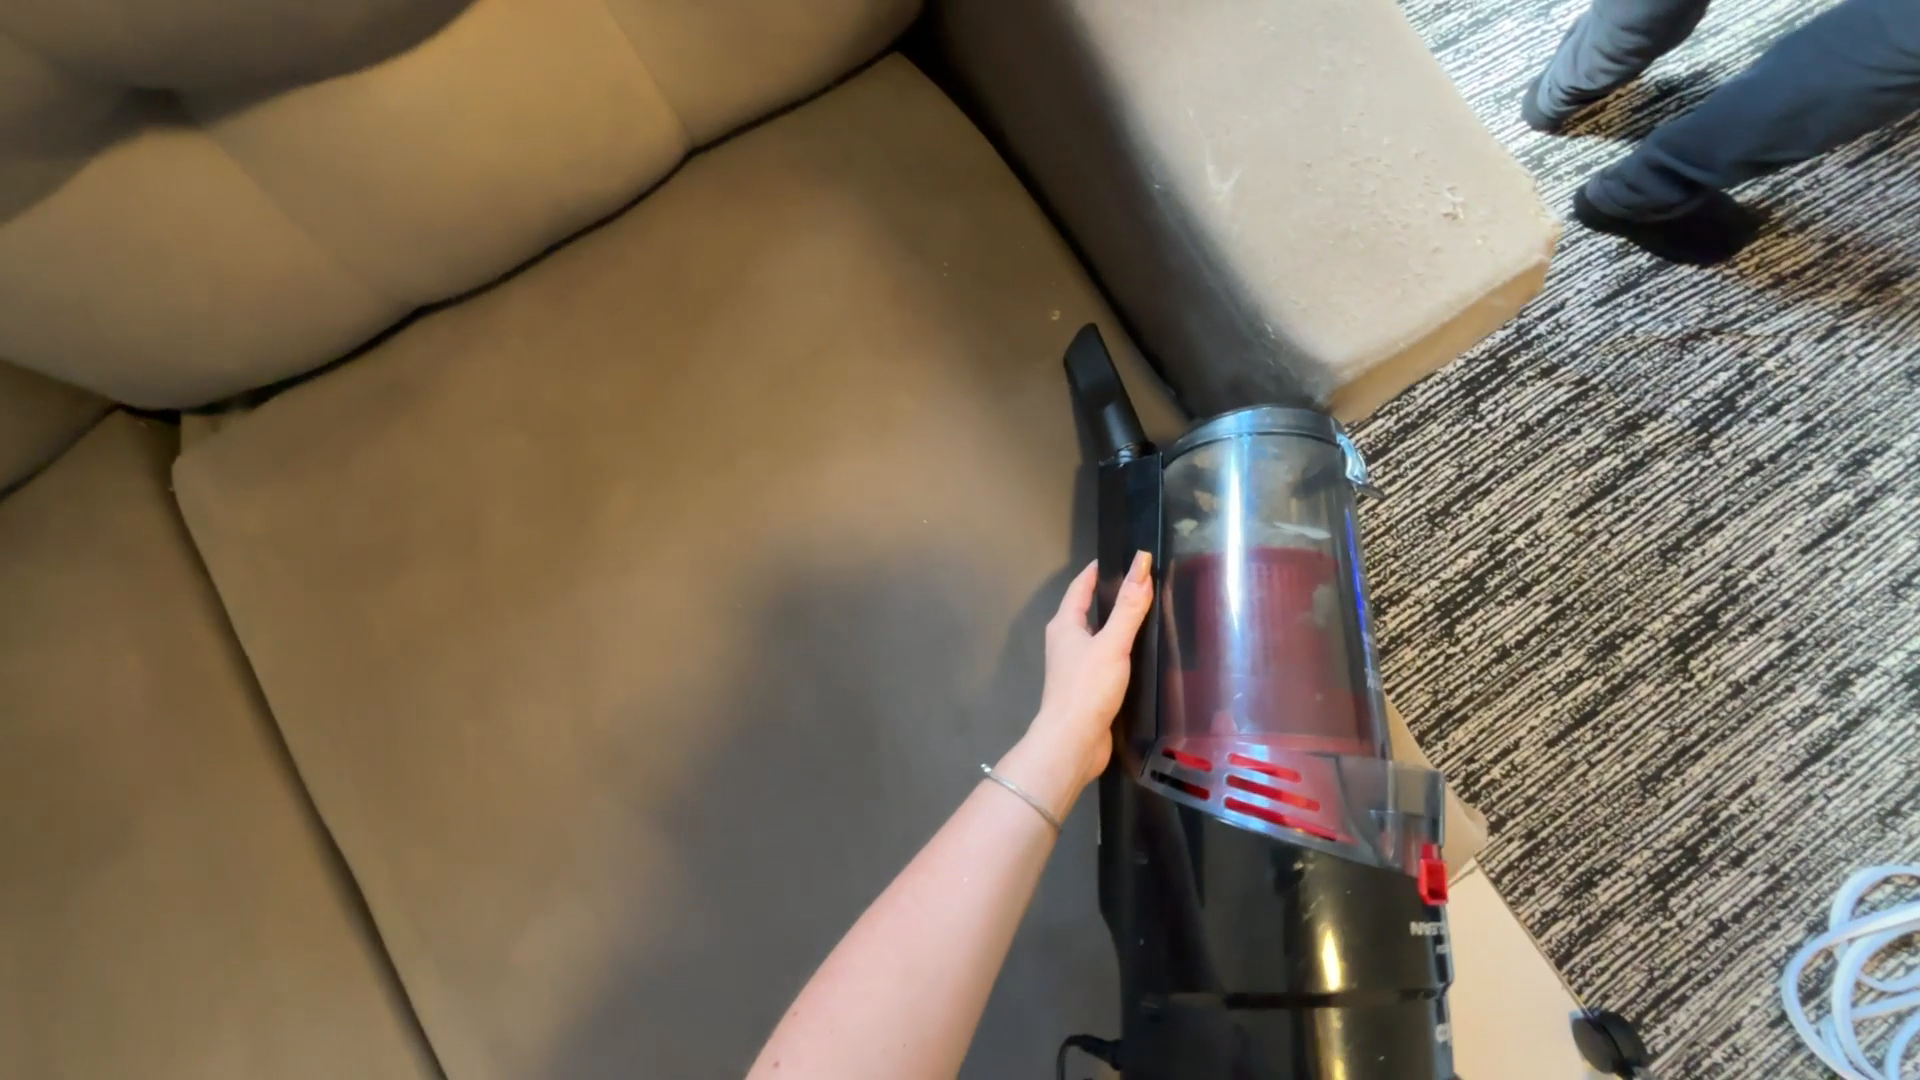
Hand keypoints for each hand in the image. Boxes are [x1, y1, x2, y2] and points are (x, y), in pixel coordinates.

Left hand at [1006, 552, 1154, 801]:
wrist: (1073, 742)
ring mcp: (1074, 666)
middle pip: (1086, 610)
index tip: (1120, 559)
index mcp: (1065, 625)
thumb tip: (1142, 564)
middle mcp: (1065, 642)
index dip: (1098, 571)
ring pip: (1096, 636)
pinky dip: (1120, 651)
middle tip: (1141, 584)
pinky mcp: (1087, 688)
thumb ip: (1129, 607)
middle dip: (1109, 596)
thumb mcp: (1112, 643)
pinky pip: (1104, 659)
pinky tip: (1140, 656)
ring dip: (1116, 625)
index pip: (1080, 587)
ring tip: (1146, 615)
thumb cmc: (1087, 687)